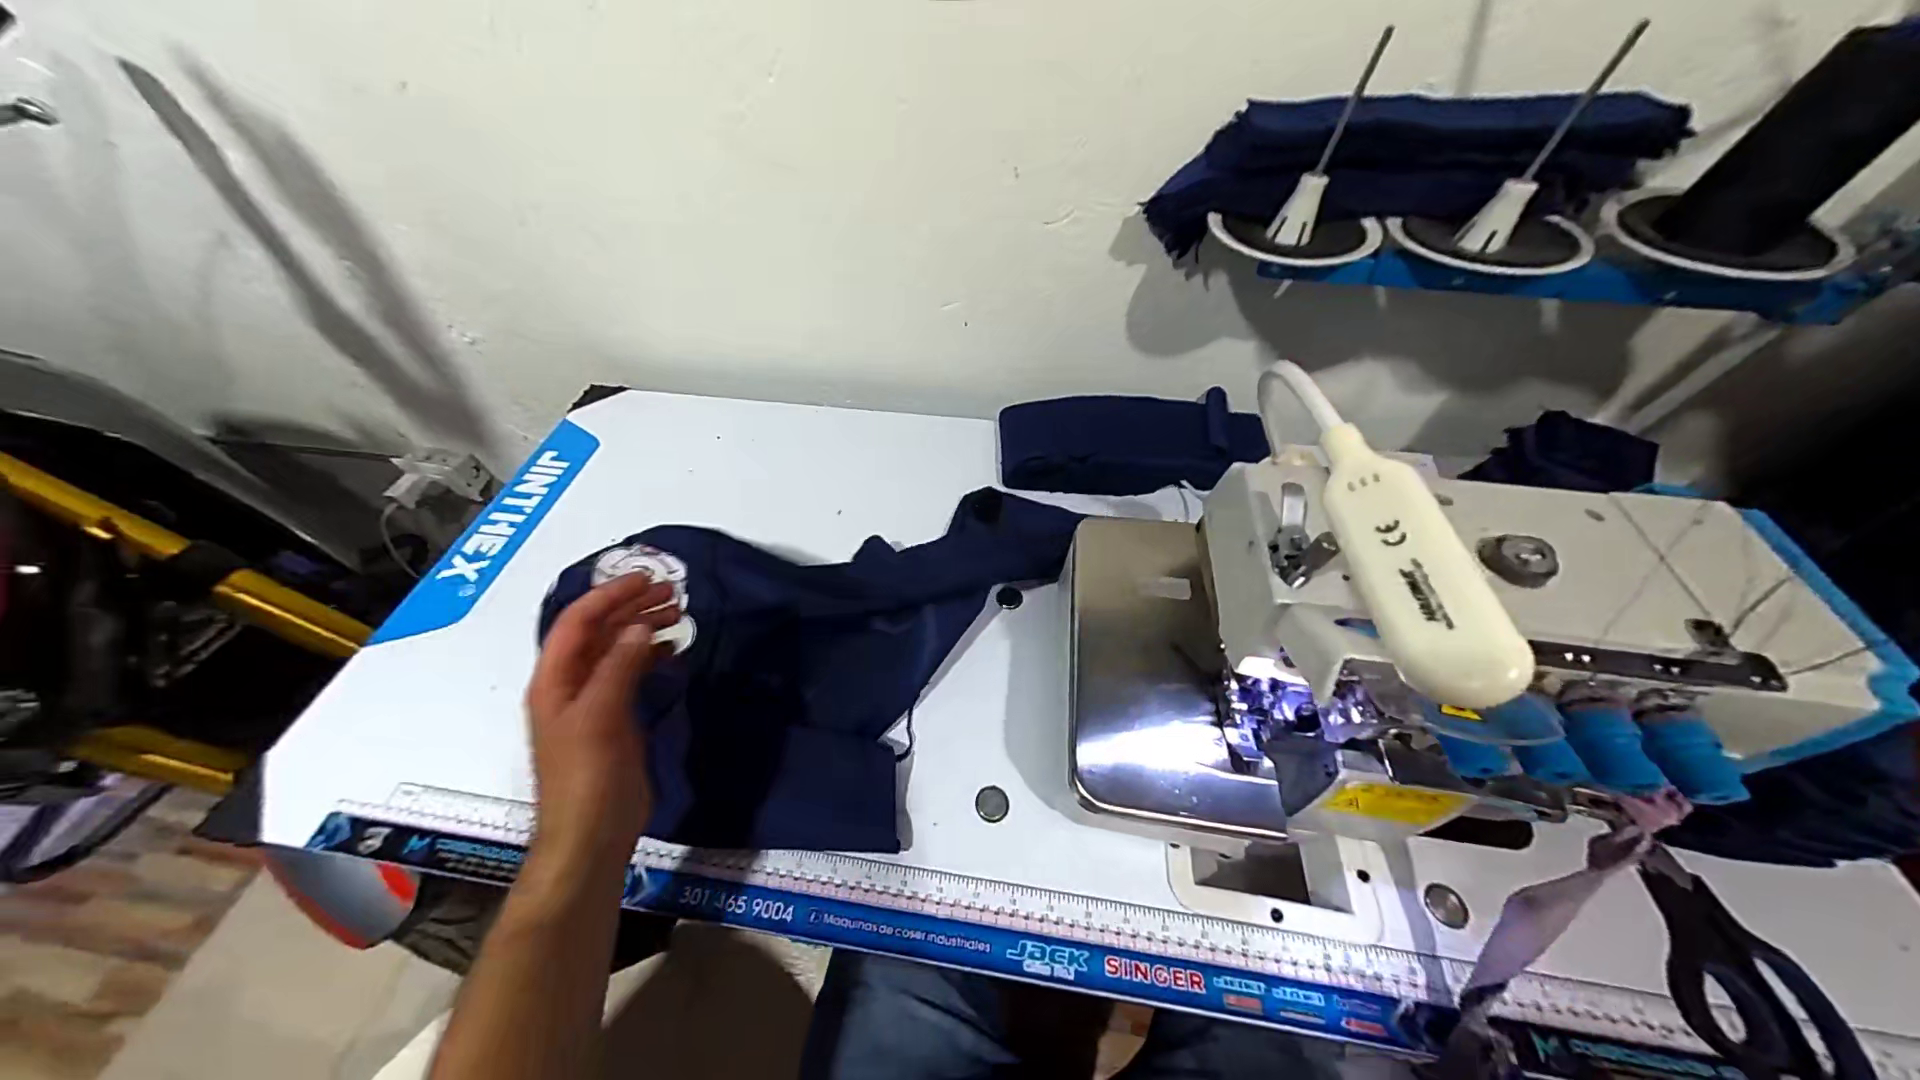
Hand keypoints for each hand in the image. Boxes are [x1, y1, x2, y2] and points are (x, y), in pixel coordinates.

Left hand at [524, 573, 679, 868]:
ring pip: (618, 649)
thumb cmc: (587, 776)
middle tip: (673, 592)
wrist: (591, 834)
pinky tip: (674, 649)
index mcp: (555, 680)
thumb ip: (619, 667)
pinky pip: (633, 672)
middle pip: (600, 631)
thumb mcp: (600, 716)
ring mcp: (595, 701)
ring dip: (644, 627)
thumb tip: (640, 626)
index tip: (647, 578)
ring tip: (678, 613)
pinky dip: (652, 655)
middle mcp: (571, 684)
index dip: (610, 595)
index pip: (579, 622)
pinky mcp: (617, 717)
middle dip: (632, 606)